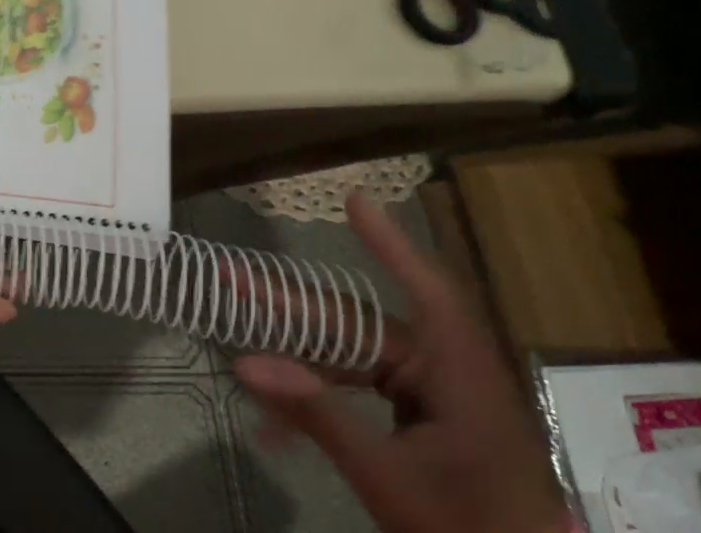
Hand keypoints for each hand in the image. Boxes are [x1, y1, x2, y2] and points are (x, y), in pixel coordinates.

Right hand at [234, 194, 569, 532]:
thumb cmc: (466, 528)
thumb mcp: (385, 474)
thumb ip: (317, 413)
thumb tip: (243, 362)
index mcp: (461, 378)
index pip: (427, 294)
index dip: (390, 245)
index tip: (354, 200)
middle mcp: (449, 378)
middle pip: (363, 329)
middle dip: (296, 309)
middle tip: (234, 279)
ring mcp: (438, 403)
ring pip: (355, 362)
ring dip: (301, 363)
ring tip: (240, 355)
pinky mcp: (426, 427)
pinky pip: (362, 396)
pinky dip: (321, 401)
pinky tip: (276, 428)